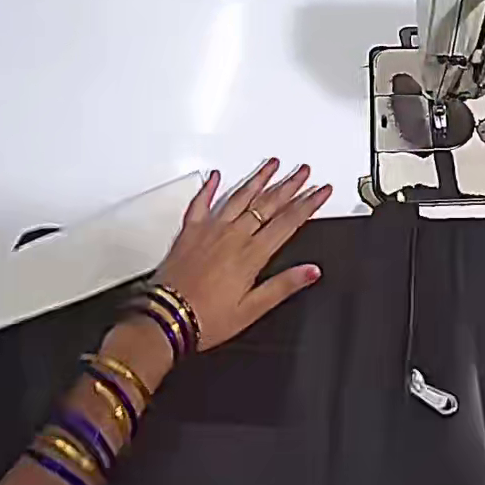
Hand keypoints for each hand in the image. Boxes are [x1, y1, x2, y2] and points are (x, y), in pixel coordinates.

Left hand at [131, 160, 331, 358]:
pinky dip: (209, 187)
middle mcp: (233, 235)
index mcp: (251, 254)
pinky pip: (201, 203)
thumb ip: (284, 286)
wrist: (163, 320)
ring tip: (273, 164)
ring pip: (241, 196)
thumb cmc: (205, 319)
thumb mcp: (252, 309)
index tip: (321, 190)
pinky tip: (216, 176)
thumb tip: (311, 271)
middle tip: (304, 170)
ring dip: (259, 178)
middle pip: (269, 203)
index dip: (308, 203)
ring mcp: (211, 230)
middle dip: (290, 184)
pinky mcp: (190, 231)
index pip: (288, 221)